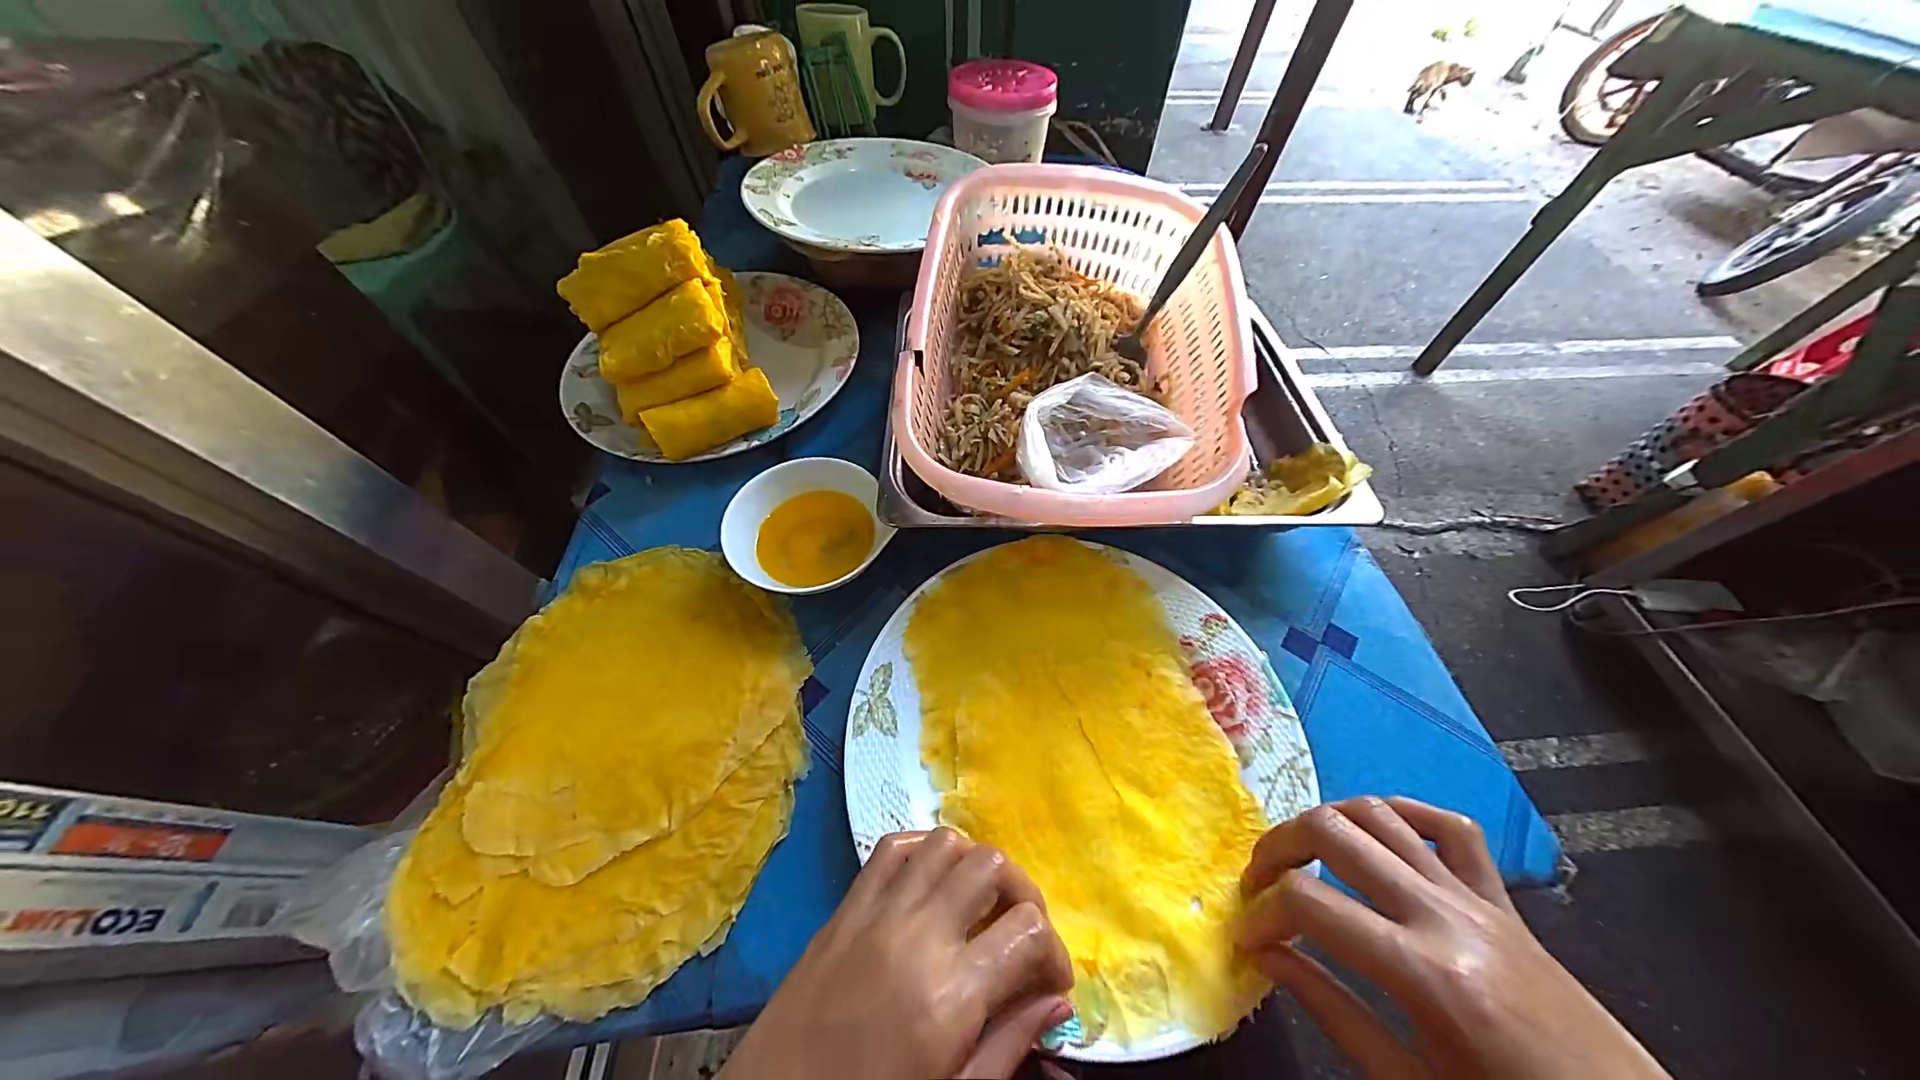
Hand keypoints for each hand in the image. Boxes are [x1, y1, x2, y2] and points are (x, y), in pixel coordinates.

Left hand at [721, 828, 1073, 1079]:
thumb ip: (1009, 1044)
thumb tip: (1058, 1000)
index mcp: (950, 995)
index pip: (1027, 930)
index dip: (1054, 951)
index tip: (1049, 980)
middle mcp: (918, 935)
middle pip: (992, 866)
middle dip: (1022, 893)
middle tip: (1019, 932)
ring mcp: (878, 911)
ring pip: (946, 843)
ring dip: (975, 864)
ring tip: (978, 903)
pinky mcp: (846, 904)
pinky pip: (892, 847)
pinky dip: (923, 851)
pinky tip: (931, 882)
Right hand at [1237, 796, 1669, 1079]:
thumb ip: (1330, 1009)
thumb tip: (1266, 956)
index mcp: (1425, 972)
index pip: (1309, 904)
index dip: (1262, 914)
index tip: (1246, 939)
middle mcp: (1446, 915)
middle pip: (1332, 833)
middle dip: (1275, 848)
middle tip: (1258, 883)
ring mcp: (1477, 898)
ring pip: (1378, 812)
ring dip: (1323, 821)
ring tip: (1300, 854)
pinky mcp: (1501, 899)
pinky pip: (1448, 826)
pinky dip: (1400, 812)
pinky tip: (1373, 832)